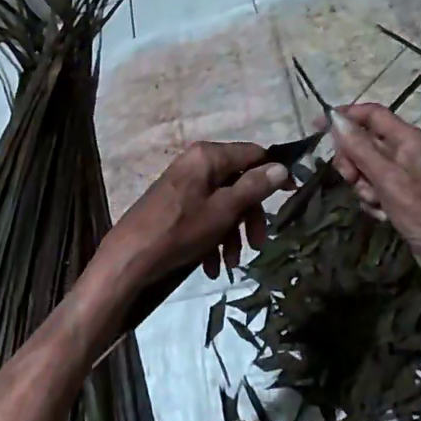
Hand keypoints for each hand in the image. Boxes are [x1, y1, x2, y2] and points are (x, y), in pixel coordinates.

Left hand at [98, 141, 291, 291]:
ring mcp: (184, 185)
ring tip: (230, 264)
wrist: (130, 258)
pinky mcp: (174, 205)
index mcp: (208, 156)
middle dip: (250, 217)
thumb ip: (254, 187)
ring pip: (222, 205)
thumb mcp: (224, 210)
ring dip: (231, 235)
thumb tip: (281, 167)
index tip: (291, 195)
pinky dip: (212, 239)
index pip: (253, 154)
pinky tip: (212, 266)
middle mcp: (196, 164)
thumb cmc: (180, 230)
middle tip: (258, 244)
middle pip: (238, 184)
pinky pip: (203, 216)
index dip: (274, 174)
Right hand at [325, 104, 420, 281]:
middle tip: (352, 178)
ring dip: (363, 185)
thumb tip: (335, 119)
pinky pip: (375, 188)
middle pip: (364, 142)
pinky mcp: (402, 195)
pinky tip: (382, 214)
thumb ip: (360, 148)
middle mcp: (407, 151)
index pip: (371, 114)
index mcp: (408, 139)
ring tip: (375, 202)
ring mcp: (405, 174)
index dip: (344, 116)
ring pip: (366, 168)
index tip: (317, 126)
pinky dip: (373, 200)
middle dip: (352, 160)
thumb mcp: (387, 178)